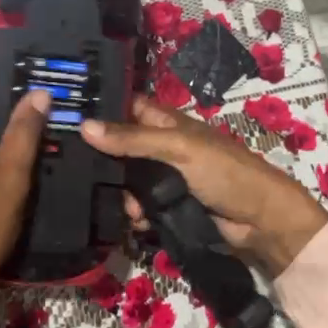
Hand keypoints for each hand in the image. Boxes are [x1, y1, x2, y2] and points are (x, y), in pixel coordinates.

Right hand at [84, 97, 327, 274]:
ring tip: (128, 207)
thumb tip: (83, 126)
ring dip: (122, 192)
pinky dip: (135, 212)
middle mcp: (160, 145)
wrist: (261, 220)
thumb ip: (132, 139)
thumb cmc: (224, 170)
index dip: (100, 111)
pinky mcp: (167, 205)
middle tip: (83, 172)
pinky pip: (140, 205)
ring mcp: (164, 176)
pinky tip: (136, 220)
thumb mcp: (177, 148)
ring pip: (126, 179)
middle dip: (104, 160)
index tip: (66, 118)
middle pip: (120, 147)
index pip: (124, 107)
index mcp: (164, 121)